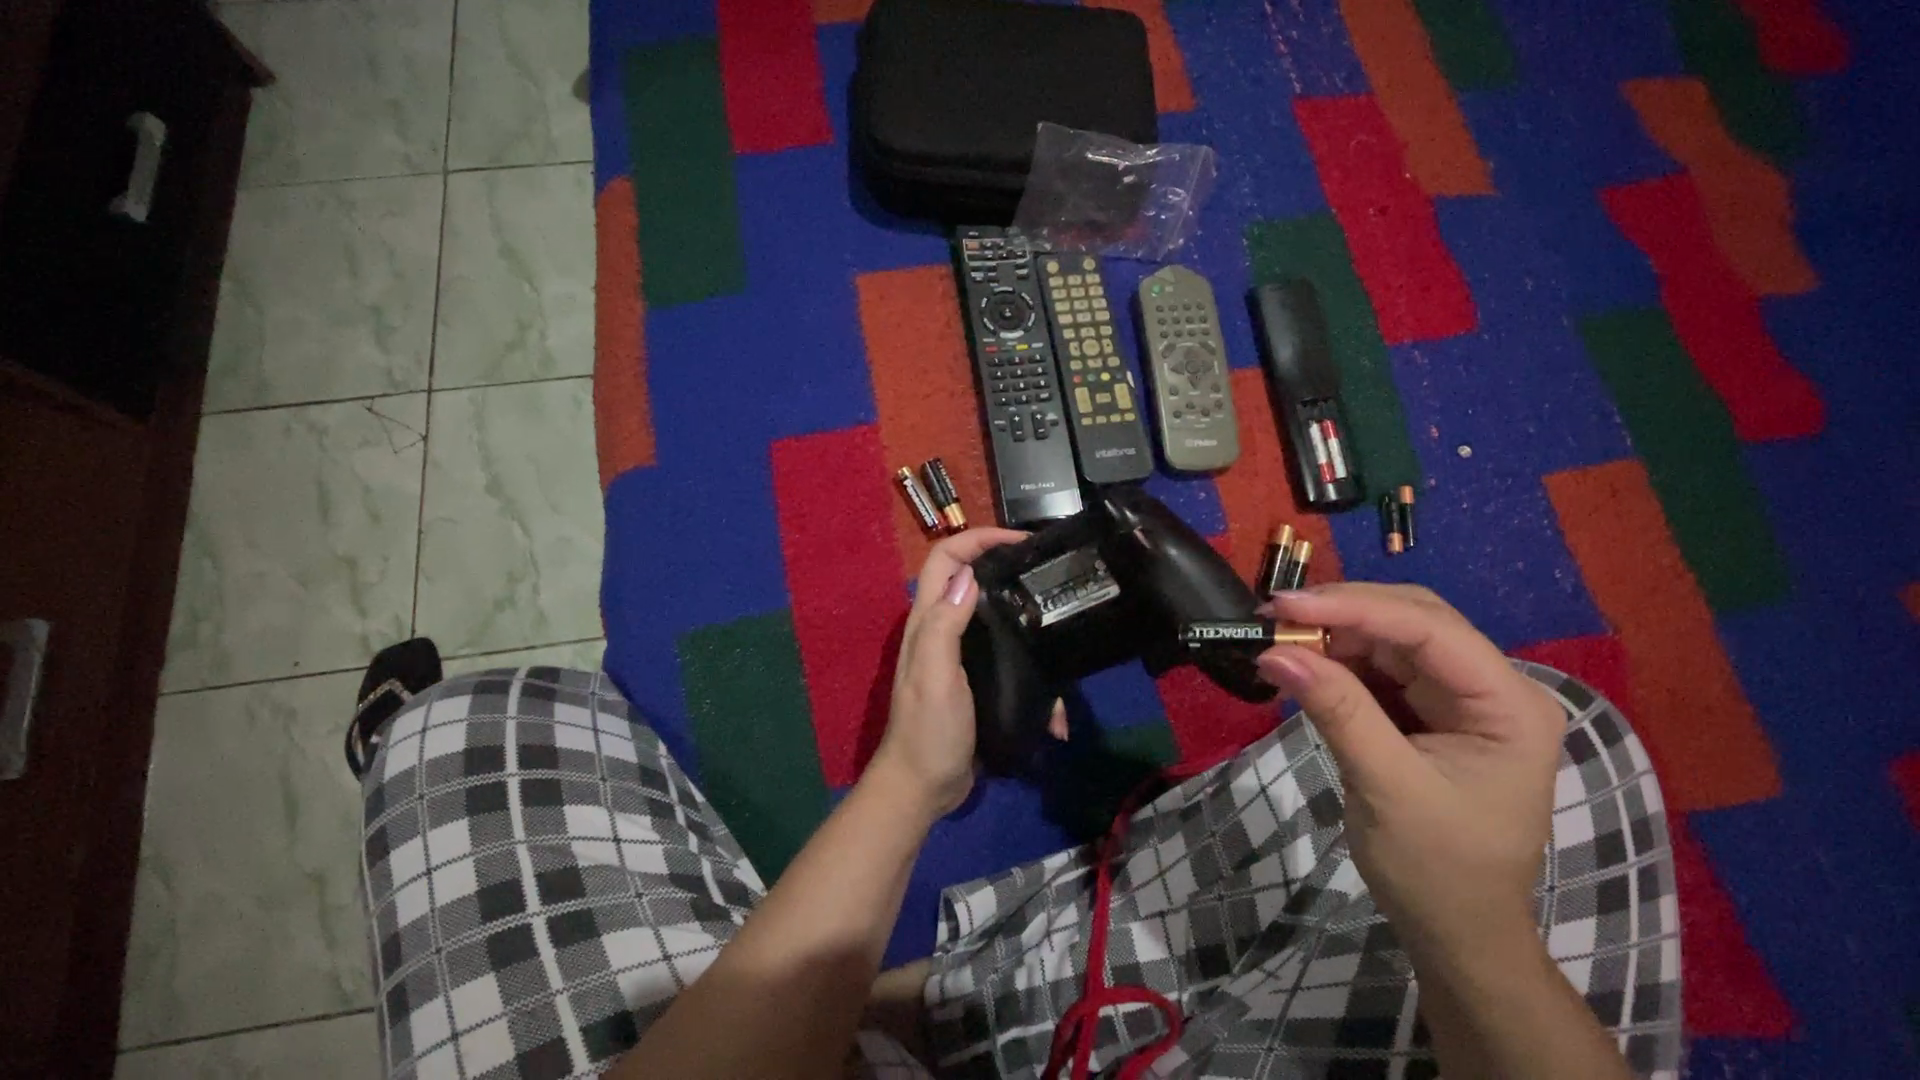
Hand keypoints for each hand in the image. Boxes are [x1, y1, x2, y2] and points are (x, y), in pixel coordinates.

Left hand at [867, 528, 1028, 819]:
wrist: (925, 786)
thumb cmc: (928, 728)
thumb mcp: (934, 673)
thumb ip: (944, 624)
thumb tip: (970, 575)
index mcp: (928, 621)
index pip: (946, 559)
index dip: (978, 539)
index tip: (1021, 541)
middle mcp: (943, 630)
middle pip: (972, 579)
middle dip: (1006, 566)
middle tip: (1048, 572)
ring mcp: (960, 656)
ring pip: (995, 617)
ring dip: (1025, 619)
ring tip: (1062, 623)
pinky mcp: (977, 681)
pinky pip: (1008, 659)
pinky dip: (1031, 672)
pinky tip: (1056, 705)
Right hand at [1255, 584, 1564, 958]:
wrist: (1456, 932)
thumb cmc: (1438, 869)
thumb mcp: (1386, 788)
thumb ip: (1337, 712)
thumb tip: (1274, 652)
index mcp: (1509, 703)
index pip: (1430, 630)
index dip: (1355, 608)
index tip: (1284, 605)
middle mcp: (1491, 687)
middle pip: (1413, 621)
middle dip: (1342, 614)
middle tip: (1273, 618)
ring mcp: (1459, 698)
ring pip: (1391, 639)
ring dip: (1333, 635)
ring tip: (1277, 641)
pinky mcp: (1428, 712)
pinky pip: (1378, 669)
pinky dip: (1336, 662)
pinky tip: (1301, 664)